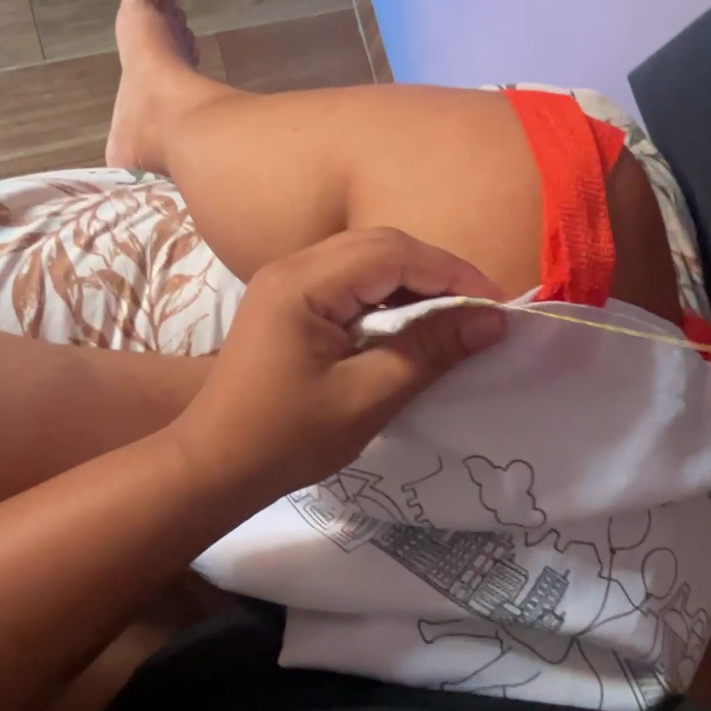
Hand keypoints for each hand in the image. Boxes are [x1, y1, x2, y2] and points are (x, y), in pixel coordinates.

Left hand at [167, 228, 508, 496]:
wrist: (214, 465)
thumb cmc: (287, 439)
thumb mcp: (365, 398)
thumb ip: (427, 352)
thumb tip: (492, 321)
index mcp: (303, 284)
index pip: (393, 254)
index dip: (452, 274)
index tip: (496, 307)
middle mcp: (292, 267)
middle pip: (380, 246)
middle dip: (436, 272)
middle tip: (479, 311)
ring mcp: (286, 281)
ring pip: (365, 259)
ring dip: (413, 282)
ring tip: (454, 317)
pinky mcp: (287, 301)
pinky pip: (348, 281)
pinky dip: (386, 296)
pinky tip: (409, 323)